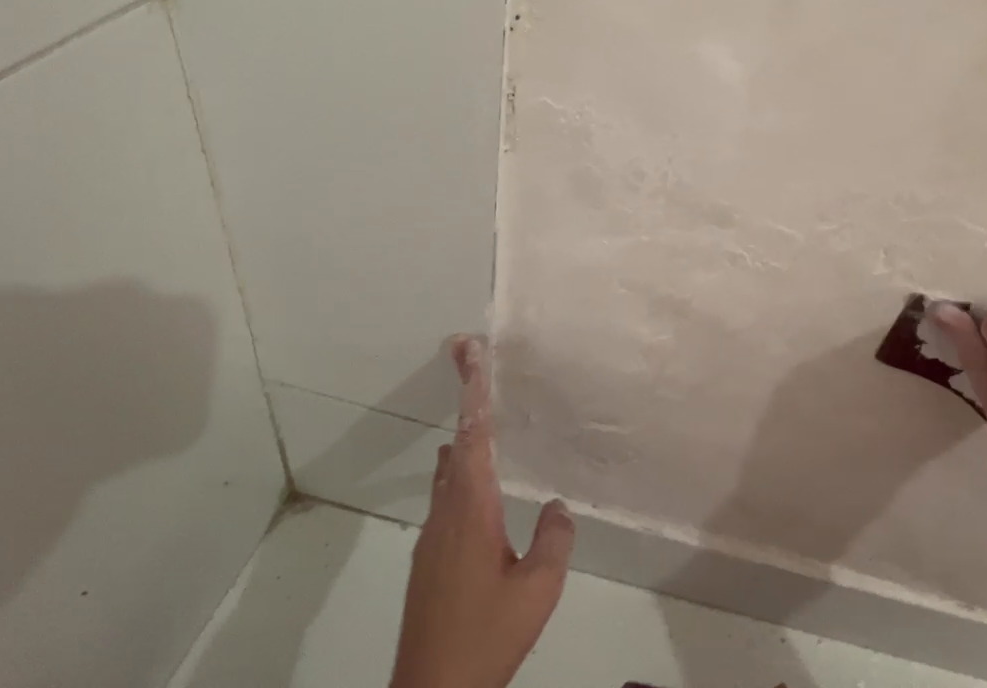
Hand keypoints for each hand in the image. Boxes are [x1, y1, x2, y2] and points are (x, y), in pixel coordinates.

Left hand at [390, 337, 574, 687]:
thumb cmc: (487, 634)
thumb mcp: (538, 588)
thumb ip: (554, 540)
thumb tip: (557, 505)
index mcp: (472, 511)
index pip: (474, 438)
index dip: (475, 393)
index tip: (470, 352)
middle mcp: (446, 514)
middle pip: (456, 446)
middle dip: (468, 404)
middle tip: (476, 365)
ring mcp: (432, 538)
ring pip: (448, 475)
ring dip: (465, 442)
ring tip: (485, 419)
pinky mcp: (429, 561)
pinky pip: (448, 499)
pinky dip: (463, 475)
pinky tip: (481, 490)